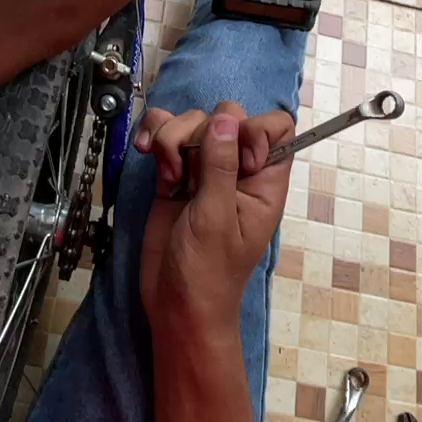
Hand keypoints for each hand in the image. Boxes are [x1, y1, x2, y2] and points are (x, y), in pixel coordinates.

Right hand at [137, 103, 295, 343]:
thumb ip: (220, 166)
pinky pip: (165, 133)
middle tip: (187, 172)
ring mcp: (203, 167)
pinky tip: (146, 153)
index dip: (254, 131)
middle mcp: (236, 167)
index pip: (274, 127)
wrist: (174, 305)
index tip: (235, 159)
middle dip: (199, 134)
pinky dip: (154, 135)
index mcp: (263, 180)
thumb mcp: (216, 219)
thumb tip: (225, 119)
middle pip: (225, 116)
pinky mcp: (173, 170)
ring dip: (172, 138)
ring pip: (191, 120)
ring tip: (167, 174)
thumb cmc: (207, 273)